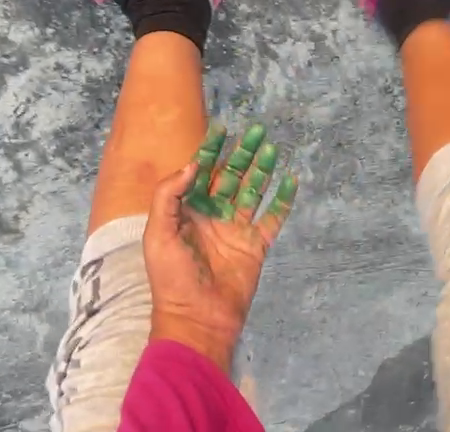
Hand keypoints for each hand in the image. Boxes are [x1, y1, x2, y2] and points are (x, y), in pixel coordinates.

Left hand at [144, 122, 297, 372]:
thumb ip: (169, 196)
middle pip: (231, 176)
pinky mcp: (256, 245)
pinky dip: (284, 199)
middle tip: (256, 130)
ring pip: (253, 191)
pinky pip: (274, 217)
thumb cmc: (172, 278)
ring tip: (272, 147)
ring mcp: (237, 229)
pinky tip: (292, 180)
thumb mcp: (158, 234)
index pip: (201, 172)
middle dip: (242, 153)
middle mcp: (214, 215)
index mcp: (189, 211)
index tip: (221, 127)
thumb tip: (192, 164)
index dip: (210, 150)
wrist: (197, 321)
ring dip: (262, 169)